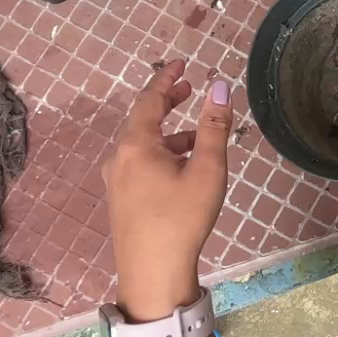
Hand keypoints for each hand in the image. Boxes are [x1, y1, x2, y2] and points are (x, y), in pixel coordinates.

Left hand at [104, 59, 232, 320]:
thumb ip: (213, 126)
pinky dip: (164, 151)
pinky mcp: (122, 199)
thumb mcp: (207, 169)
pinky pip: (142, 161)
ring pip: (144, 143)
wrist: (153, 273)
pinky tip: (185, 165)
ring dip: (169, 130)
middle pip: (142, 119)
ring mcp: (117, 180)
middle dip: (167, 101)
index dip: (167, 79)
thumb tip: (220, 86)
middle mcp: (119, 158)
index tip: (183, 63)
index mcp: (136, 145)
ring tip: (199, 132)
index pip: (150, 99)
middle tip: (190, 88)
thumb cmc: (183, 216)